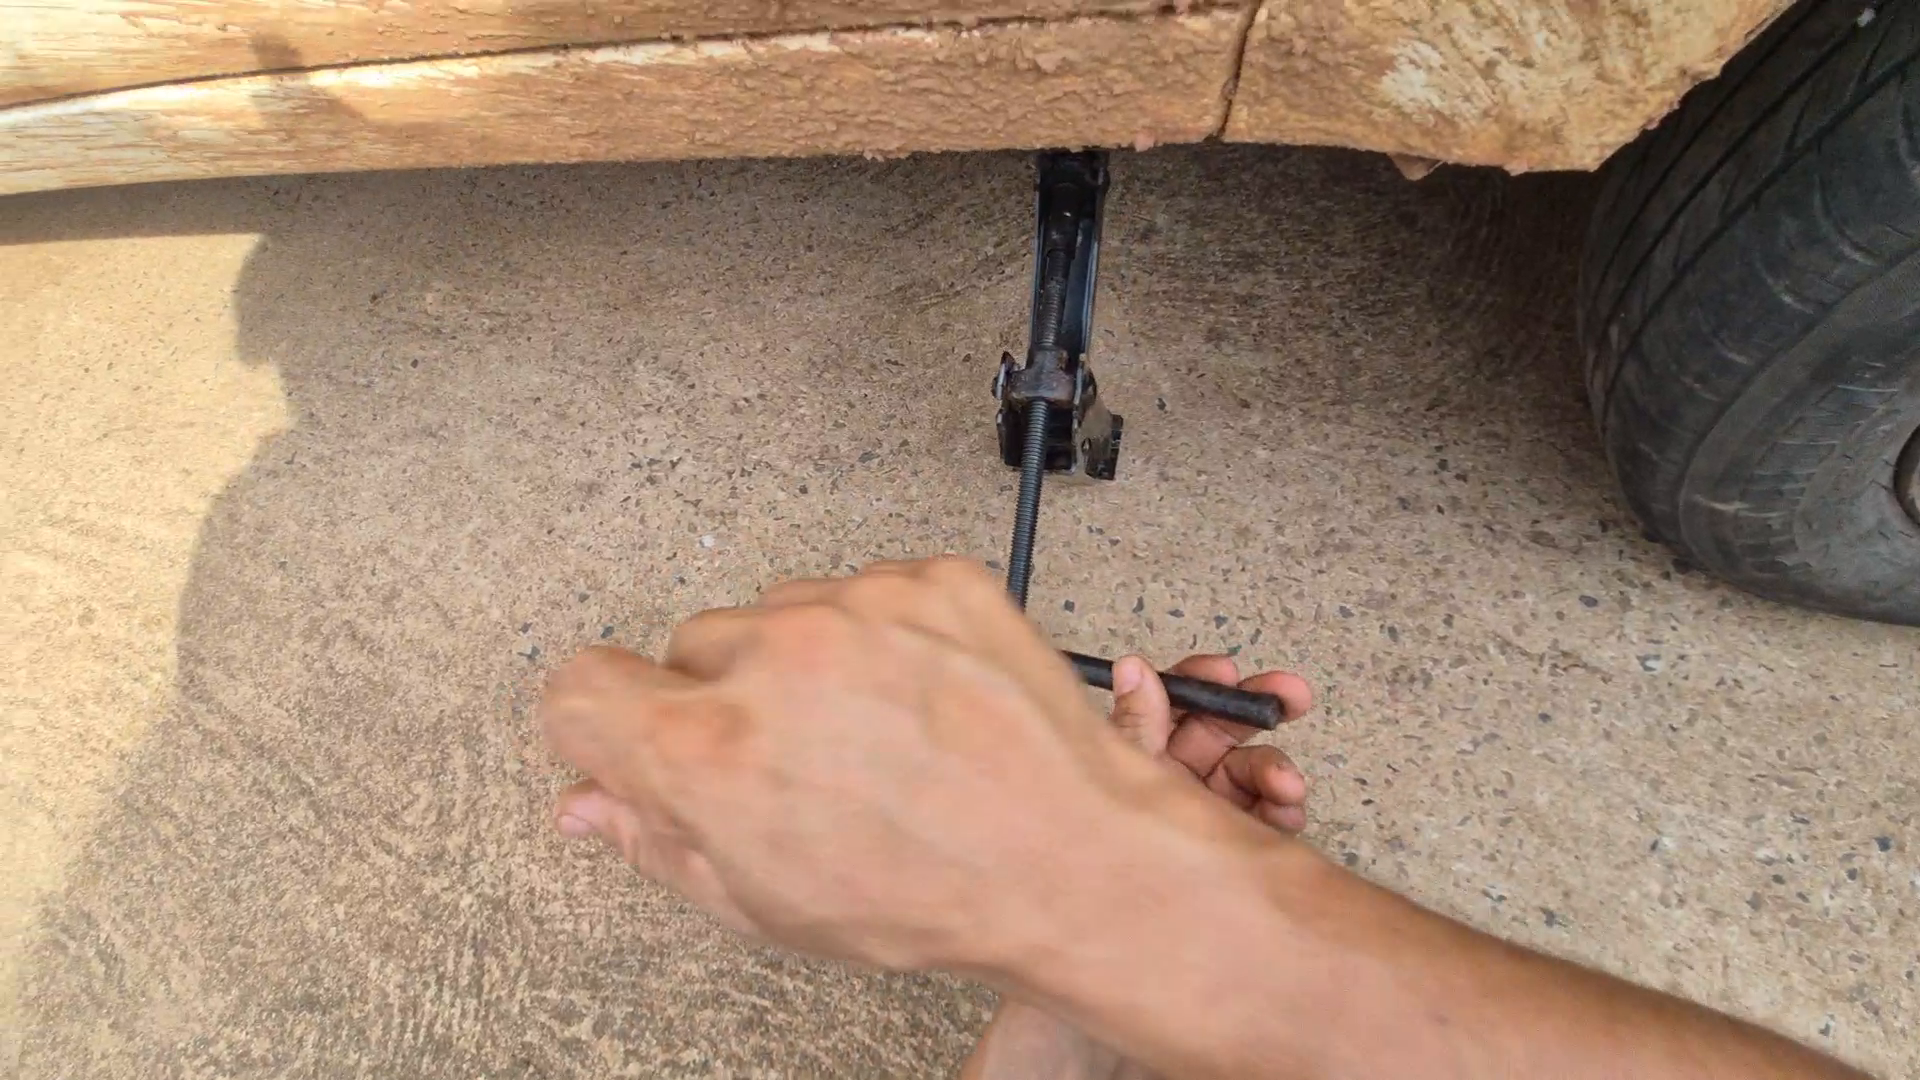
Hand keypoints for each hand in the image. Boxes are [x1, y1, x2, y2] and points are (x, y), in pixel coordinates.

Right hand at [540, 558, 1259, 971]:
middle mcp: (783, 658)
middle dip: (726, 693)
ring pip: (783, 609)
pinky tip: (920, 686)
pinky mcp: (932, 577)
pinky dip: (880, 628)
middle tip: (798, 744)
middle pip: (695, 643)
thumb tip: (589, 800)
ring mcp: (866, 604)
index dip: (602, 718)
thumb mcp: (773, 900)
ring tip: (875, 718)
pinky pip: (866, 587)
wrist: (1073, 850)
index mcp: (717, 750)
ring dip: (807, 654)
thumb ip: (661, 839)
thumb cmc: (935, 893)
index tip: (630, 727)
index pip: (583, 686)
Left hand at [964, 658, 1314, 1079]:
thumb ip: (1130, 739)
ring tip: (1283, 783)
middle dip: (1247, 712)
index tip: (1218, 670)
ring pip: (1243, 778)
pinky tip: (1288, 811)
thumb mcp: (1106, 808)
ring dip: (1271, 769)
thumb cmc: (1070, 913)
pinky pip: (1264, 827)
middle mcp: (1156, 797)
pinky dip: (1282, 812)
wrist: (1086, 1026)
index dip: (1189, 683)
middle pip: (1208, 736)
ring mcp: (1194, 832)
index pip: (1156, 710)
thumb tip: (1135, 671)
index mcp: (1118, 772)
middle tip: (1282, 695)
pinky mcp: (1227, 867)